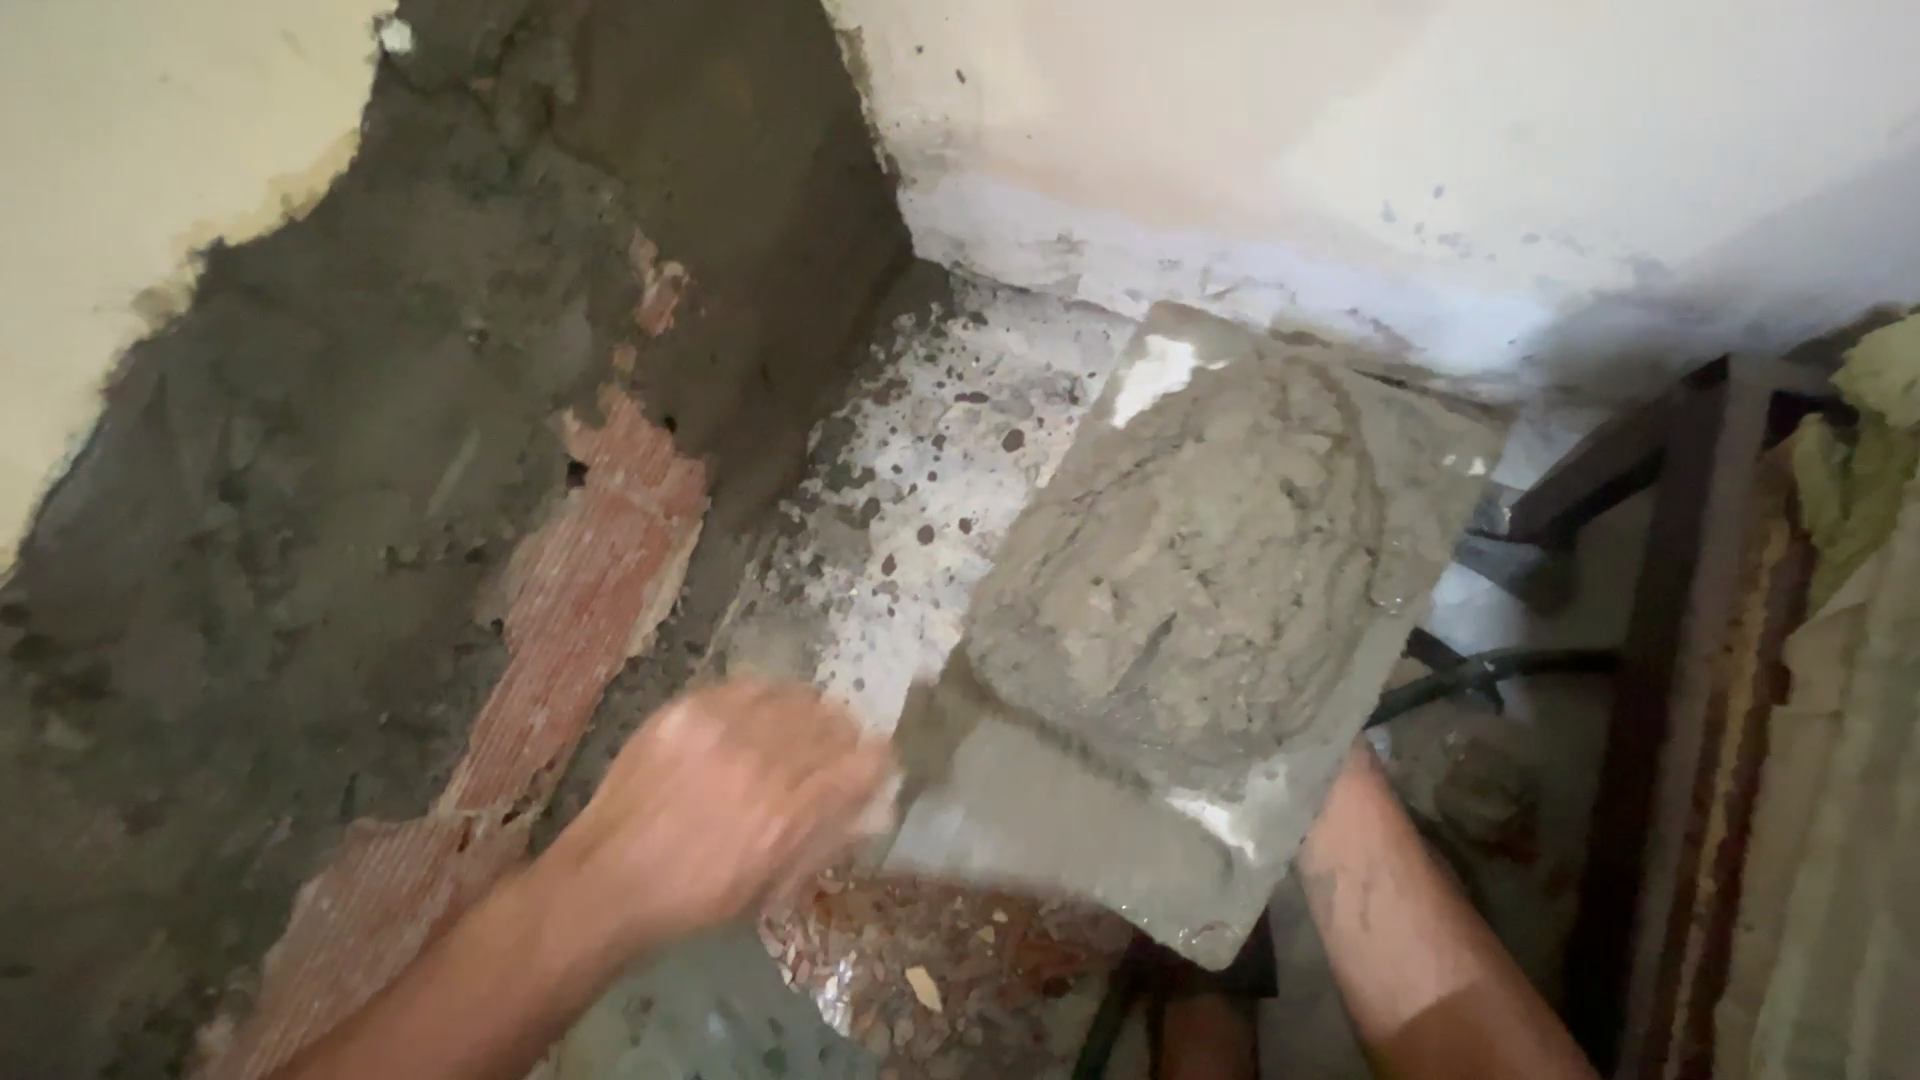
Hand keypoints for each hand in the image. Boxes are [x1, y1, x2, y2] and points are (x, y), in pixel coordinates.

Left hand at [543, 679, 895, 955]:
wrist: (606, 879)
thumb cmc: (696, 899)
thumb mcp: (771, 886)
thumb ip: (828, 839)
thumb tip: (878, 807)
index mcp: (787, 815)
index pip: (863, 762)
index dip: (879, 760)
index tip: (874, 765)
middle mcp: (761, 764)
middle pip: (835, 723)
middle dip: (846, 737)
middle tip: (837, 748)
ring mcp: (721, 730)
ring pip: (797, 697)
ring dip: (811, 713)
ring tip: (802, 727)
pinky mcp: (688, 710)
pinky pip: (751, 686)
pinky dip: (769, 699)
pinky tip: (762, 714)